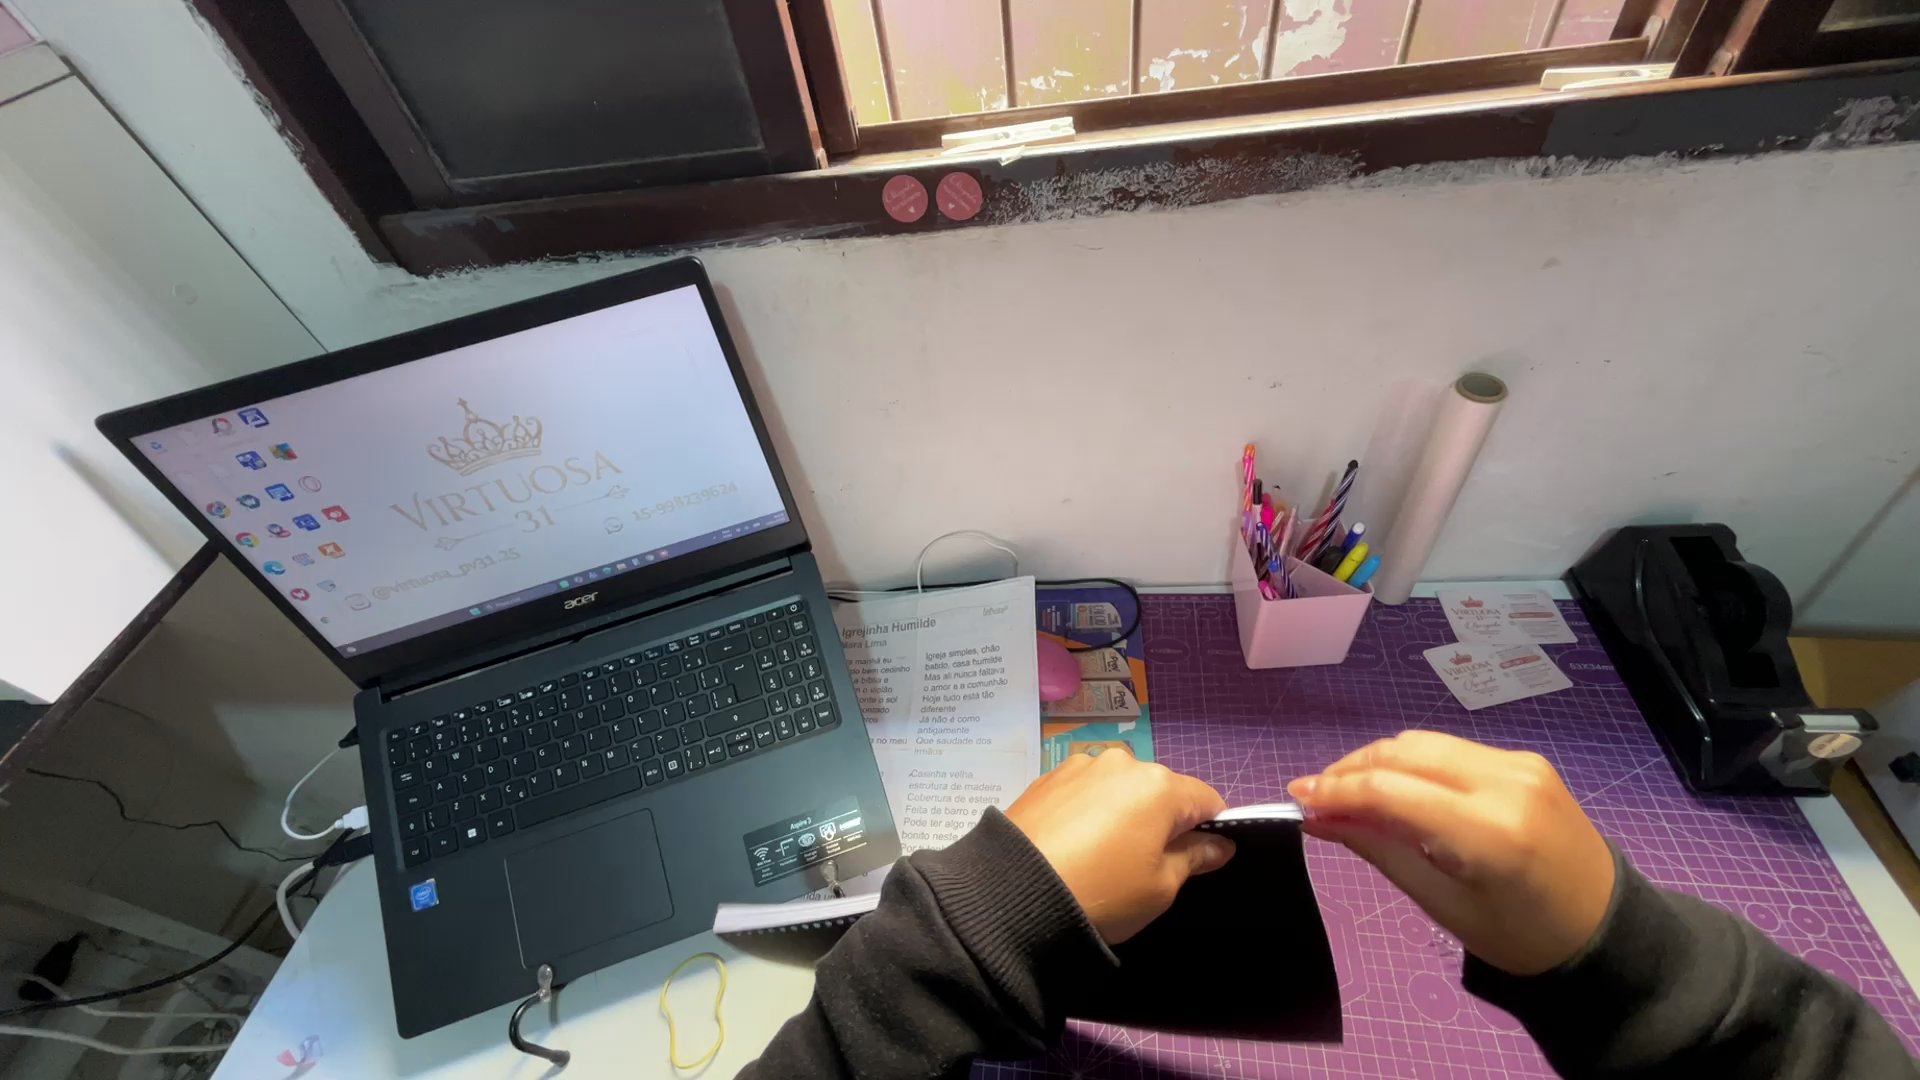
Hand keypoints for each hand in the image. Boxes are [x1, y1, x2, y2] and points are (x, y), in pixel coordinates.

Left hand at [1004, 749, 1234, 943]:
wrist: (1017, 890)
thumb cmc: (1103, 890)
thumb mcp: (1161, 886)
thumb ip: (1194, 858)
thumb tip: (1219, 844)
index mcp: (1158, 785)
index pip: (1205, 799)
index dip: (1210, 829)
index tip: (1199, 858)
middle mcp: (1121, 762)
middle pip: (1160, 789)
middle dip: (1162, 819)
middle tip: (1145, 863)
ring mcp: (1081, 764)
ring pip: (1120, 786)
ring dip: (1123, 811)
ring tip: (1101, 853)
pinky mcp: (1049, 775)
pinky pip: (1086, 789)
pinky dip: (1089, 809)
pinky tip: (1074, 842)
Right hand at [1288, 731, 1615, 975]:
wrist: (1611, 935)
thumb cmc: (1519, 934)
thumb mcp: (1439, 901)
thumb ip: (1374, 846)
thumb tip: (1314, 816)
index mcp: (1490, 832)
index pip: (1389, 790)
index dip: (1335, 789)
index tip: (1297, 796)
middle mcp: (1506, 783)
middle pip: (1400, 754)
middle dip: (1348, 769)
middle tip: (1315, 794)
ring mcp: (1519, 764)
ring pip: (1419, 743)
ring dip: (1375, 761)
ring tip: (1348, 789)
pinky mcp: (1523, 758)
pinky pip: (1446, 749)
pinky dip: (1409, 762)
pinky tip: (1395, 786)